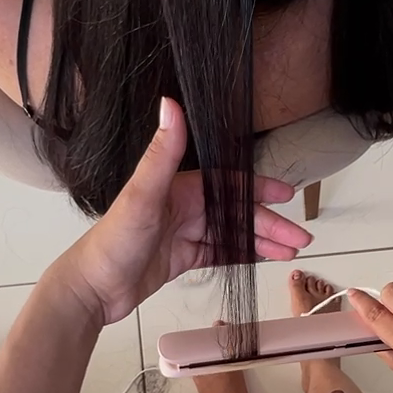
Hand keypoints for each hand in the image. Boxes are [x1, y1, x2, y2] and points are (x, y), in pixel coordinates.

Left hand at [47, 98, 313, 324]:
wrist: (91, 289)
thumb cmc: (113, 242)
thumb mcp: (141, 196)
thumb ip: (162, 154)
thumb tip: (171, 103)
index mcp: (178, 188)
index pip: (229, 184)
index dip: (259, 189)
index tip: (288, 196)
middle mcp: (182, 206)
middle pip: (235, 212)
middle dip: (269, 224)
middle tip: (300, 238)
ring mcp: (181, 233)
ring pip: (231, 234)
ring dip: (261, 242)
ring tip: (290, 252)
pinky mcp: (179, 258)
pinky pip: (218, 253)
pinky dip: (241, 255)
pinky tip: (262, 260)